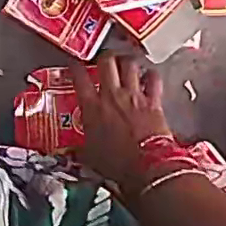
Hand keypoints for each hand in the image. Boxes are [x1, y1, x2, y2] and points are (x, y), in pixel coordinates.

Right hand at [69, 54, 174, 198]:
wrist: (146, 168)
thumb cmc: (116, 164)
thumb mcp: (90, 157)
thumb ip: (80, 150)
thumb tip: (72, 153)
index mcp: (92, 108)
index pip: (79, 78)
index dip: (74, 66)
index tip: (73, 62)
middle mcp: (112, 95)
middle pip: (106, 62)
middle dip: (104, 57)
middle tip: (104, 60)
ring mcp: (134, 96)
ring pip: (129, 64)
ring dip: (127, 61)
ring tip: (126, 63)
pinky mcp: (153, 101)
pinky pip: (153, 79)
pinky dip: (151, 75)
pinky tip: (149, 76)